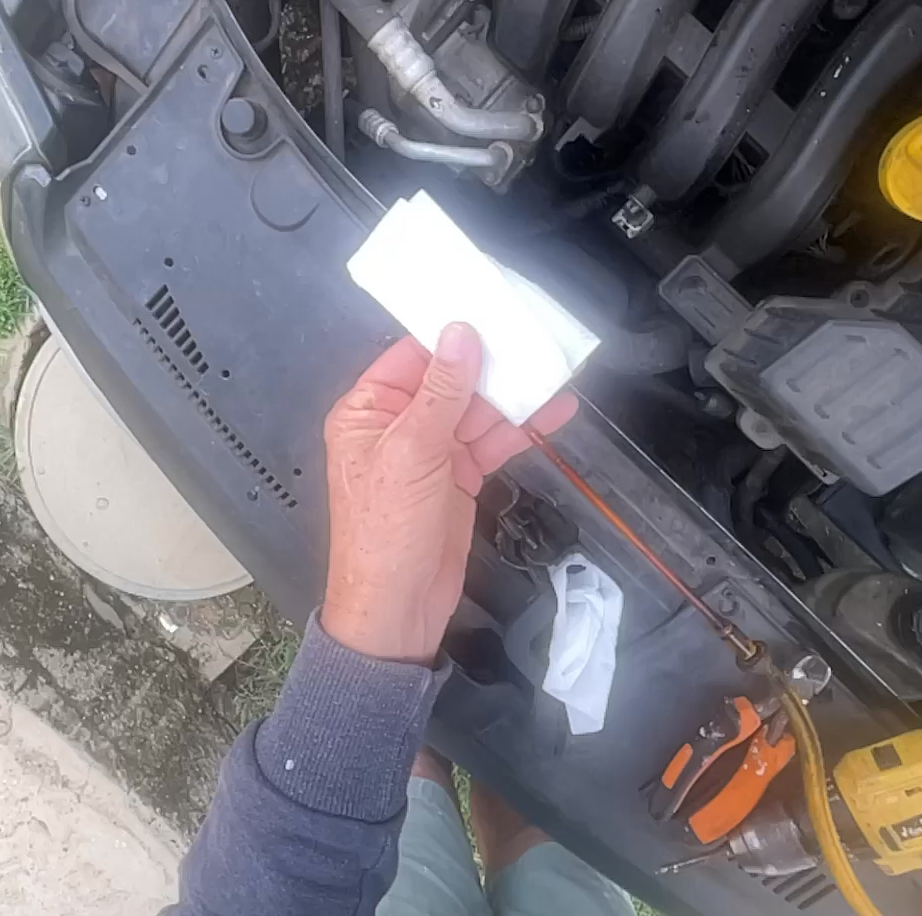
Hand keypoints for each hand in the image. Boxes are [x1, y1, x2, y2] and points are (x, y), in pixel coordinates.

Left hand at [320, 324, 576, 664]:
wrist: (398, 608)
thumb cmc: (384, 533)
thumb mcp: (412, 452)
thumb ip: (441, 392)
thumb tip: (458, 335)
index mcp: (368, 412)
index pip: (411, 358)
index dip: (449, 337)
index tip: (488, 312)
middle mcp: (398, 426)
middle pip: (450, 381)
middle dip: (491, 365)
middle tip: (534, 340)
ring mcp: (430, 451)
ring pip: (476, 410)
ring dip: (513, 396)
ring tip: (553, 371)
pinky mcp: (458, 475)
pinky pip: (491, 442)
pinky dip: (520, 429)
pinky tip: (550, 413)